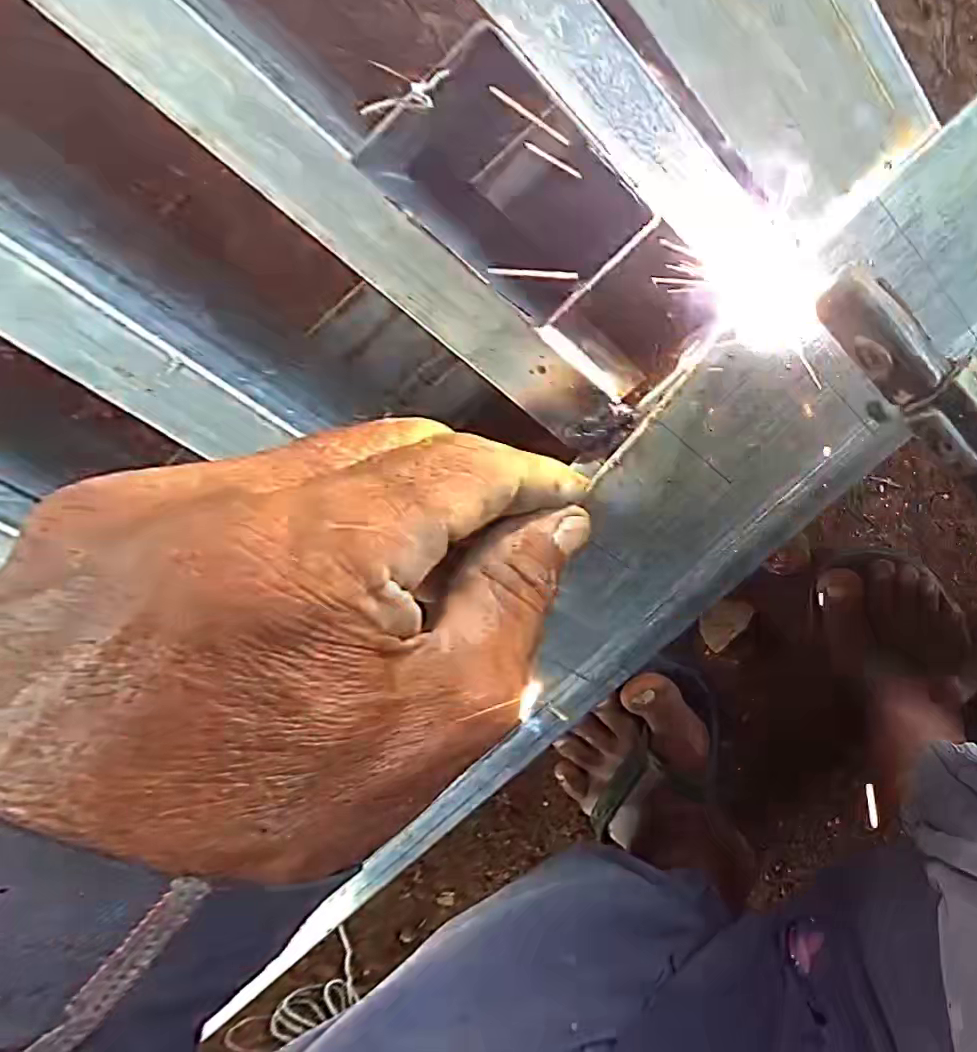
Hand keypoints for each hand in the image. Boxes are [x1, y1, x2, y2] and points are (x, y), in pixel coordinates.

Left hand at [0, 420, 589, 882]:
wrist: (60, 880)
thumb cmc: (281, 802)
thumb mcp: (455, 707)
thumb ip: (517, 596)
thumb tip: (556, 525)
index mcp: (315, 552)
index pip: (463, 466)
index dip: (532, 474)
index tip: (568, 493)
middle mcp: (216, 505)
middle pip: (398, 444)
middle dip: (475, 478)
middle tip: (515, 524)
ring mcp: (139, 508)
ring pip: (330, 459)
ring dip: (403, 497)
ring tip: (427, 563)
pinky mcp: (94, 528)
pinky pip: (257, 487)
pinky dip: (327, 514)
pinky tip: (338, 576)